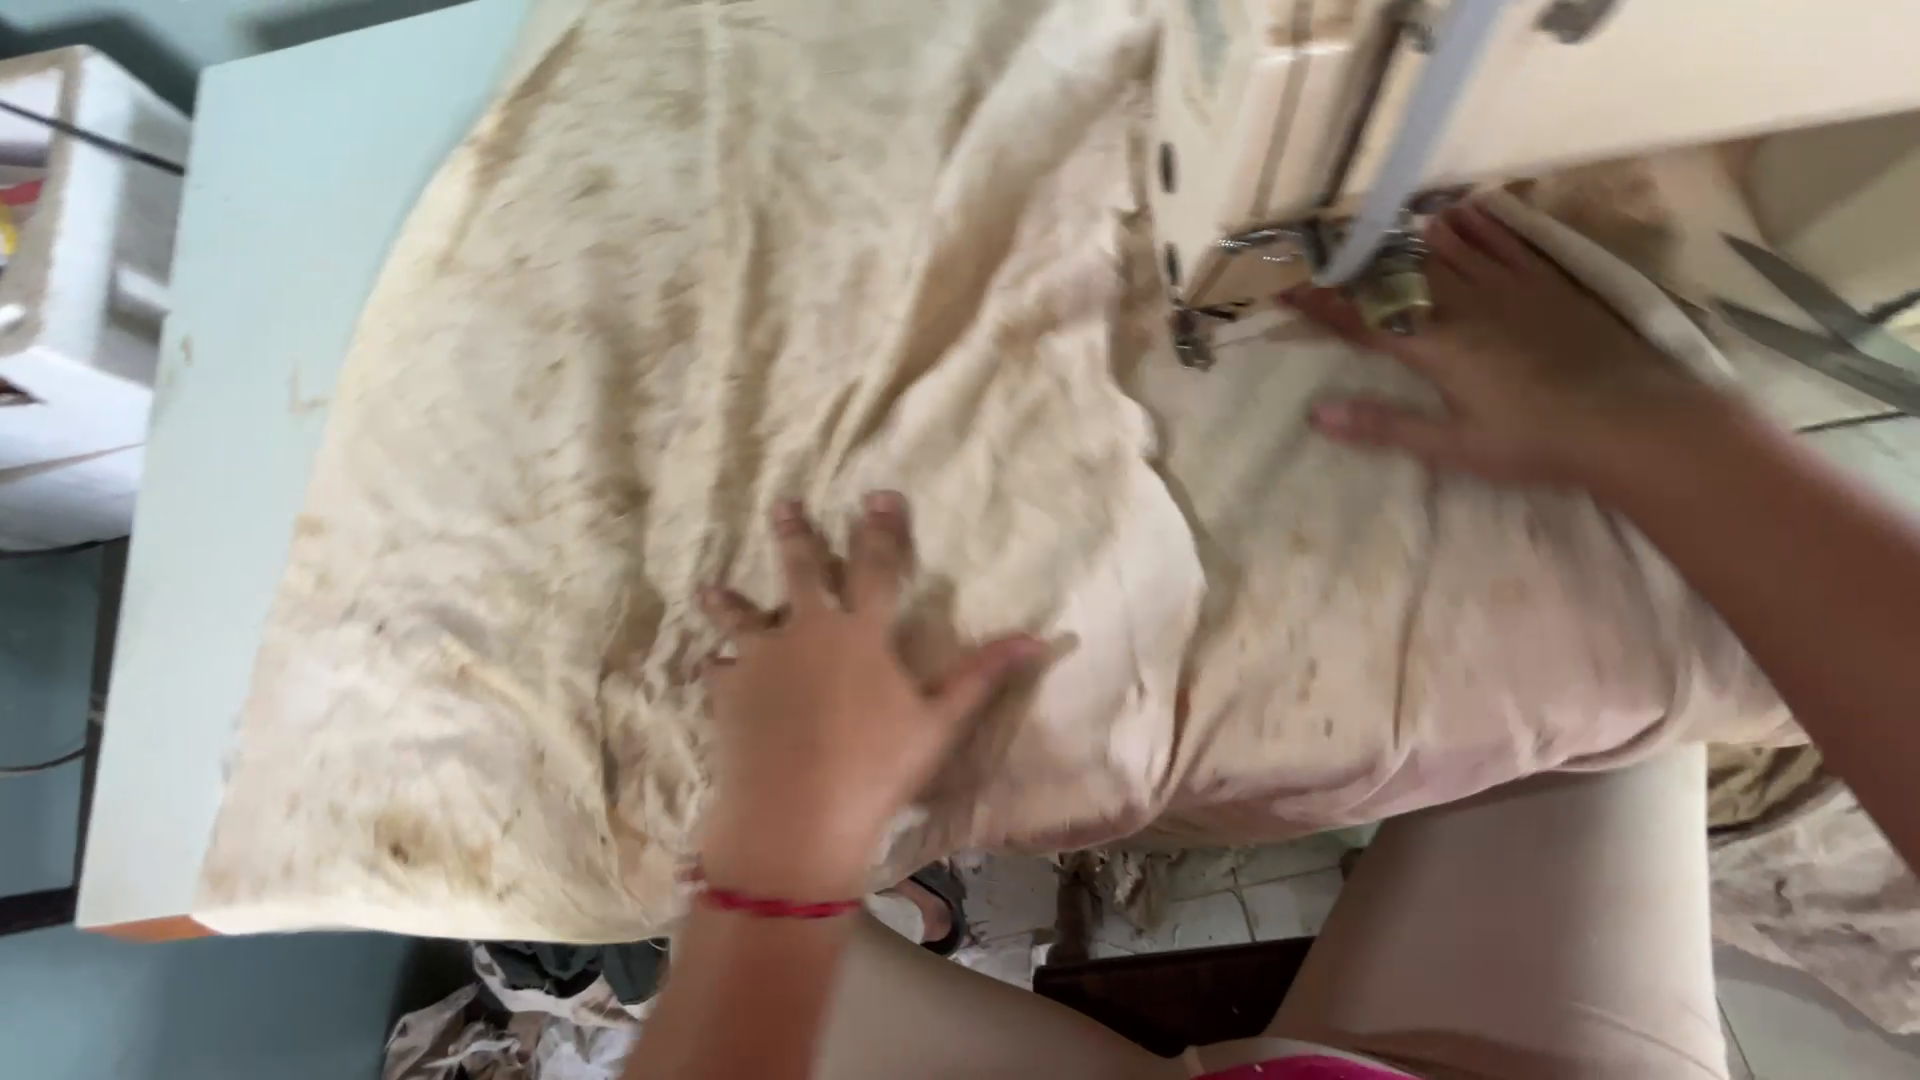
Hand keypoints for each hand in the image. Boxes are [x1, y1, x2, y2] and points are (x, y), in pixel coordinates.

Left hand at [696, 492, 1043, 898]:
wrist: (796, 815)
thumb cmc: (876, 767)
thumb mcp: (939, 722)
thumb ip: (982, 674)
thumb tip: (1040, 638)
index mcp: (861, 633)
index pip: (876, 566)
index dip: (880, 529)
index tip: (876, 494)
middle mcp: (808, 631)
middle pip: (800, 571)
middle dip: (795, 535)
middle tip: (783, 504)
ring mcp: (762, 659)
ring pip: (743, 616)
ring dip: (729, 599)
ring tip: (709, 586)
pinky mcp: (728, 692)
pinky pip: (718, 671)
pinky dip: (717, 667)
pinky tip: (710, 667)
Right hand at [1288, 201, 1727, 488]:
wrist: (1637, 423)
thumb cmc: (1535, 442)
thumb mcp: (1452, 446)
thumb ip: (1384, 426)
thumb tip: (1317, 415)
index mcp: (1439, 347)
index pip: (1366, 321)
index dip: (1324, 306)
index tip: (1288, 292)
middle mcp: (1468, 307)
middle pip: (1403, 278)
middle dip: (1359, 266)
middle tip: (1327, 252)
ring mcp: (1512, 291)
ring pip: (1452, 252)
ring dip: (1412, 238)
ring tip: (1381, 223)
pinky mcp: (1549, 287)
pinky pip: (1507, 245)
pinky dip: (1481, 227)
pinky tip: (1462, 213)